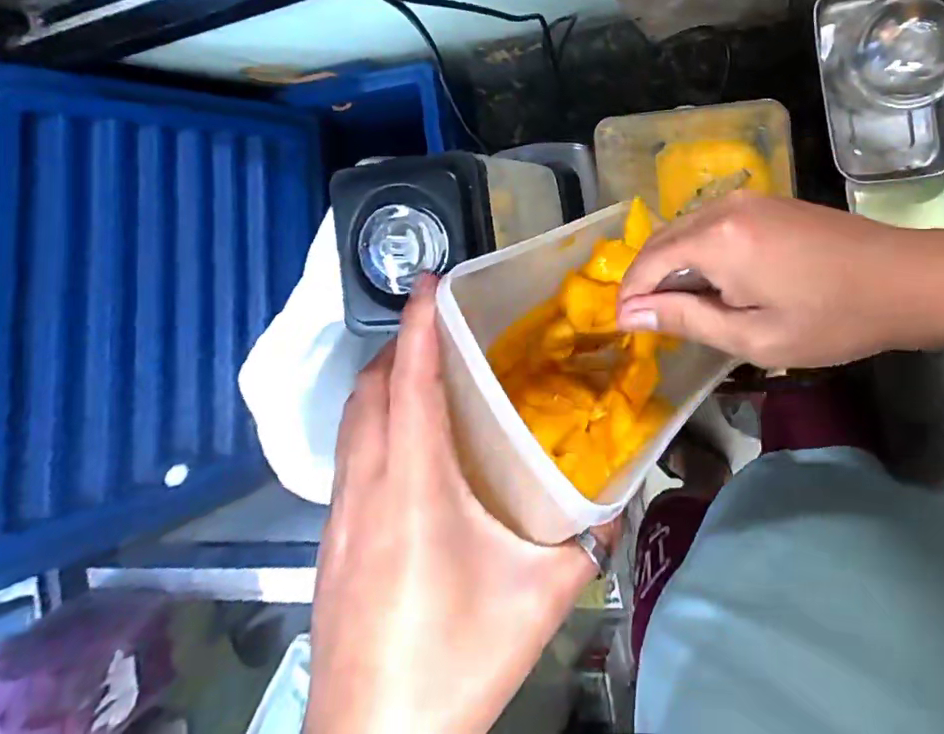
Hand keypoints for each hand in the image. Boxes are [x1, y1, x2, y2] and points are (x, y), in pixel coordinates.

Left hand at [307, 277, 612, 733]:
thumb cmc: (456, 659)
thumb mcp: (538, 599)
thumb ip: (584, 545)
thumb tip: (614, 504)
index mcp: (414, 486)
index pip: (411, 382)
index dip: (419, 326)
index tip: (429, 282)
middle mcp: (367, 487)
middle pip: (371, 391)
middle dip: (400, 346)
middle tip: (438, 327)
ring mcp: (339, 517)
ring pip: (351, 423)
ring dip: (381, 383)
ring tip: (421, 372)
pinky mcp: (329, 545)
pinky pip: (347, 456)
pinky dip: (371, 423)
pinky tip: (402, 446)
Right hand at [616, 193, 943, 367]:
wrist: (904, 278)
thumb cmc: (831, 319)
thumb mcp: (754, 335)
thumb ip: (686, 319)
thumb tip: (630, 313)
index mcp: (717, 239)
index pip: (648, 262)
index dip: (630, 295)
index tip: (624, 327)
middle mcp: (724, 208)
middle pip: (662, 239)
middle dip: (647, 279)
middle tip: (651, 322)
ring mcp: (748, 199)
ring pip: (686, 229)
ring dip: (673, 265)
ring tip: (683, 307)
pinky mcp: (767, 201)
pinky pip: (711, 223)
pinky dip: (699, 251)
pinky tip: (716, 281)